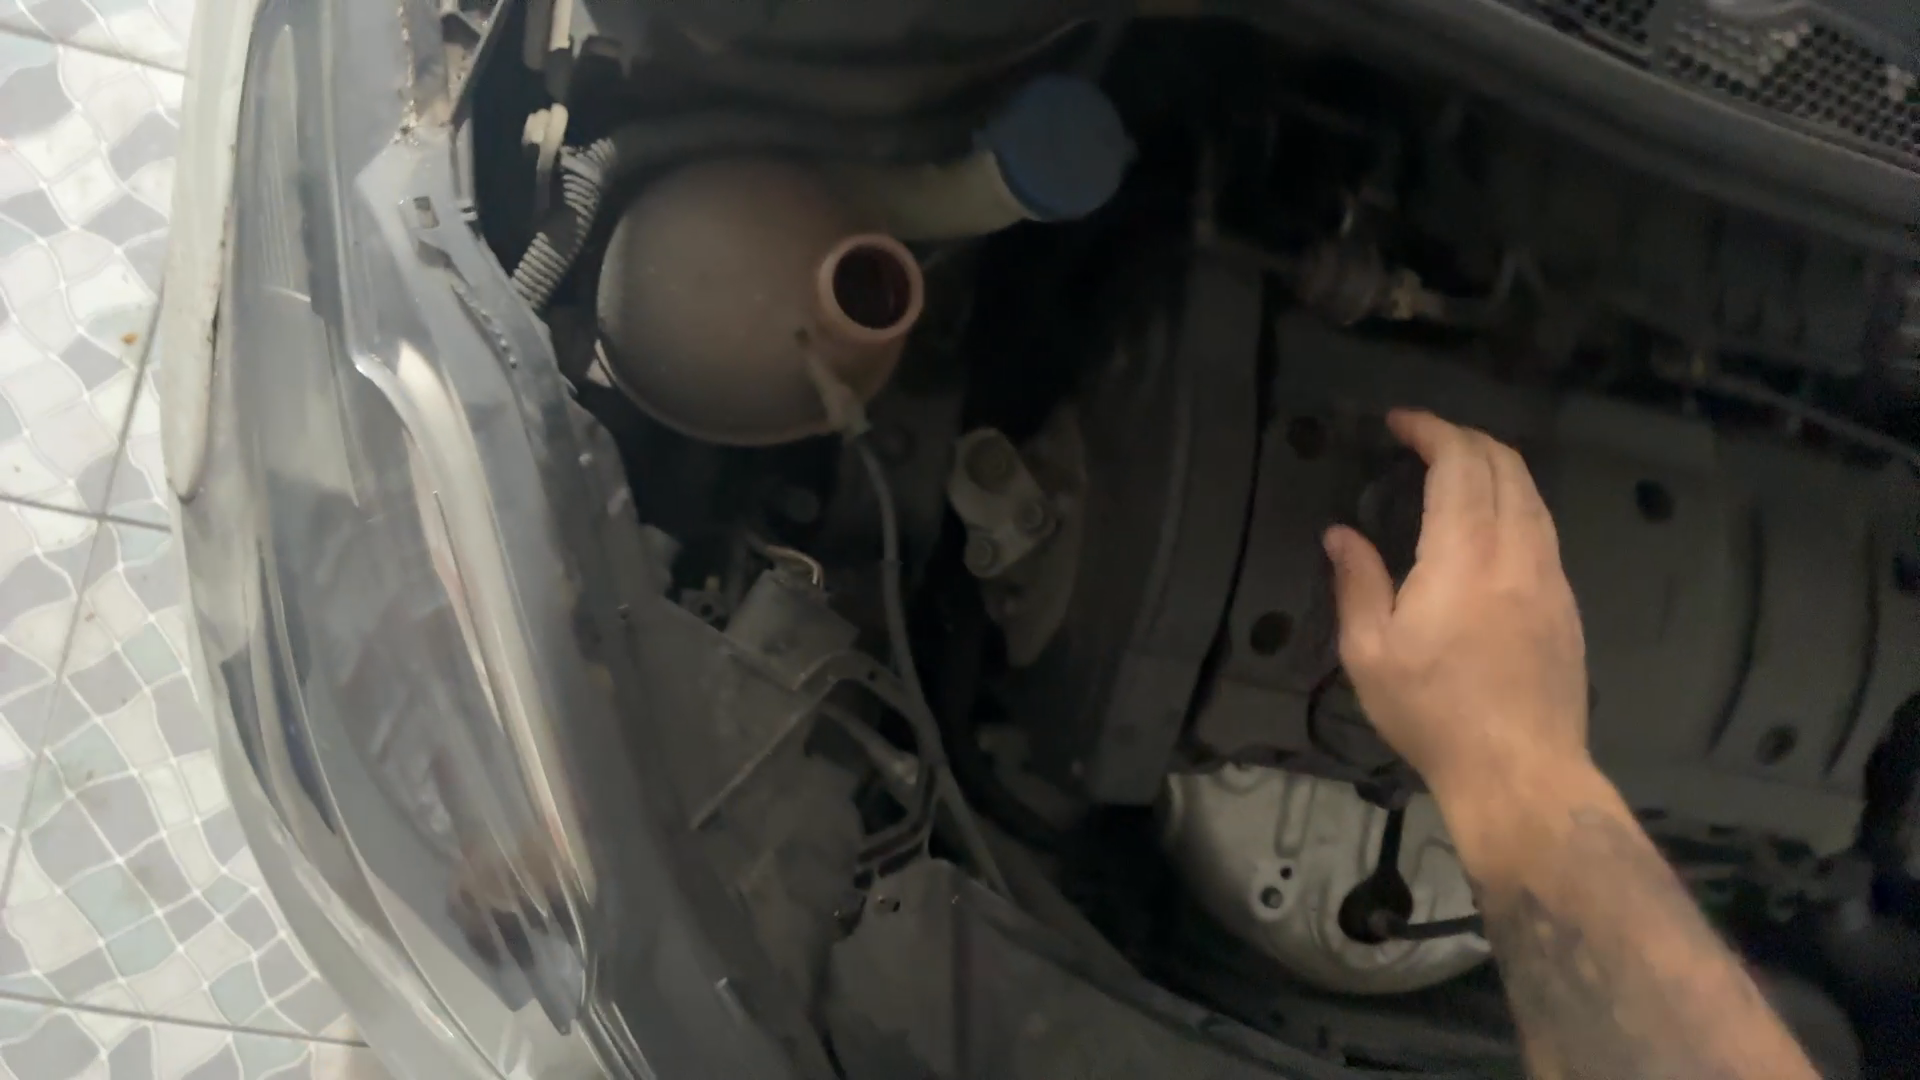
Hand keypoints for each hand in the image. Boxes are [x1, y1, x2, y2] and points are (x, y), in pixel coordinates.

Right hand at [1323, 410, 1589, 804]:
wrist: (1520, 770)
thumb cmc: (1431, 709)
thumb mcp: (1369, 649)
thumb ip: (1357, 581)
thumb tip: (1341, 534)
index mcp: (1464, 557)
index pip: (1460, 466)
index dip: (1431, 431)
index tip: (1398, 421)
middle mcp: (1518, 552)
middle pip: (1506, 467)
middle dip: (1463, 437)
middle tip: (1420, 436)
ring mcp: (1551, 577)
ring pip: (1532, 494)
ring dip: (1492, 466)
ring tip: (1451, 468)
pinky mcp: (1565, 602)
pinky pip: (1542, 526)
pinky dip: (1512, 499)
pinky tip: (1485, 521)